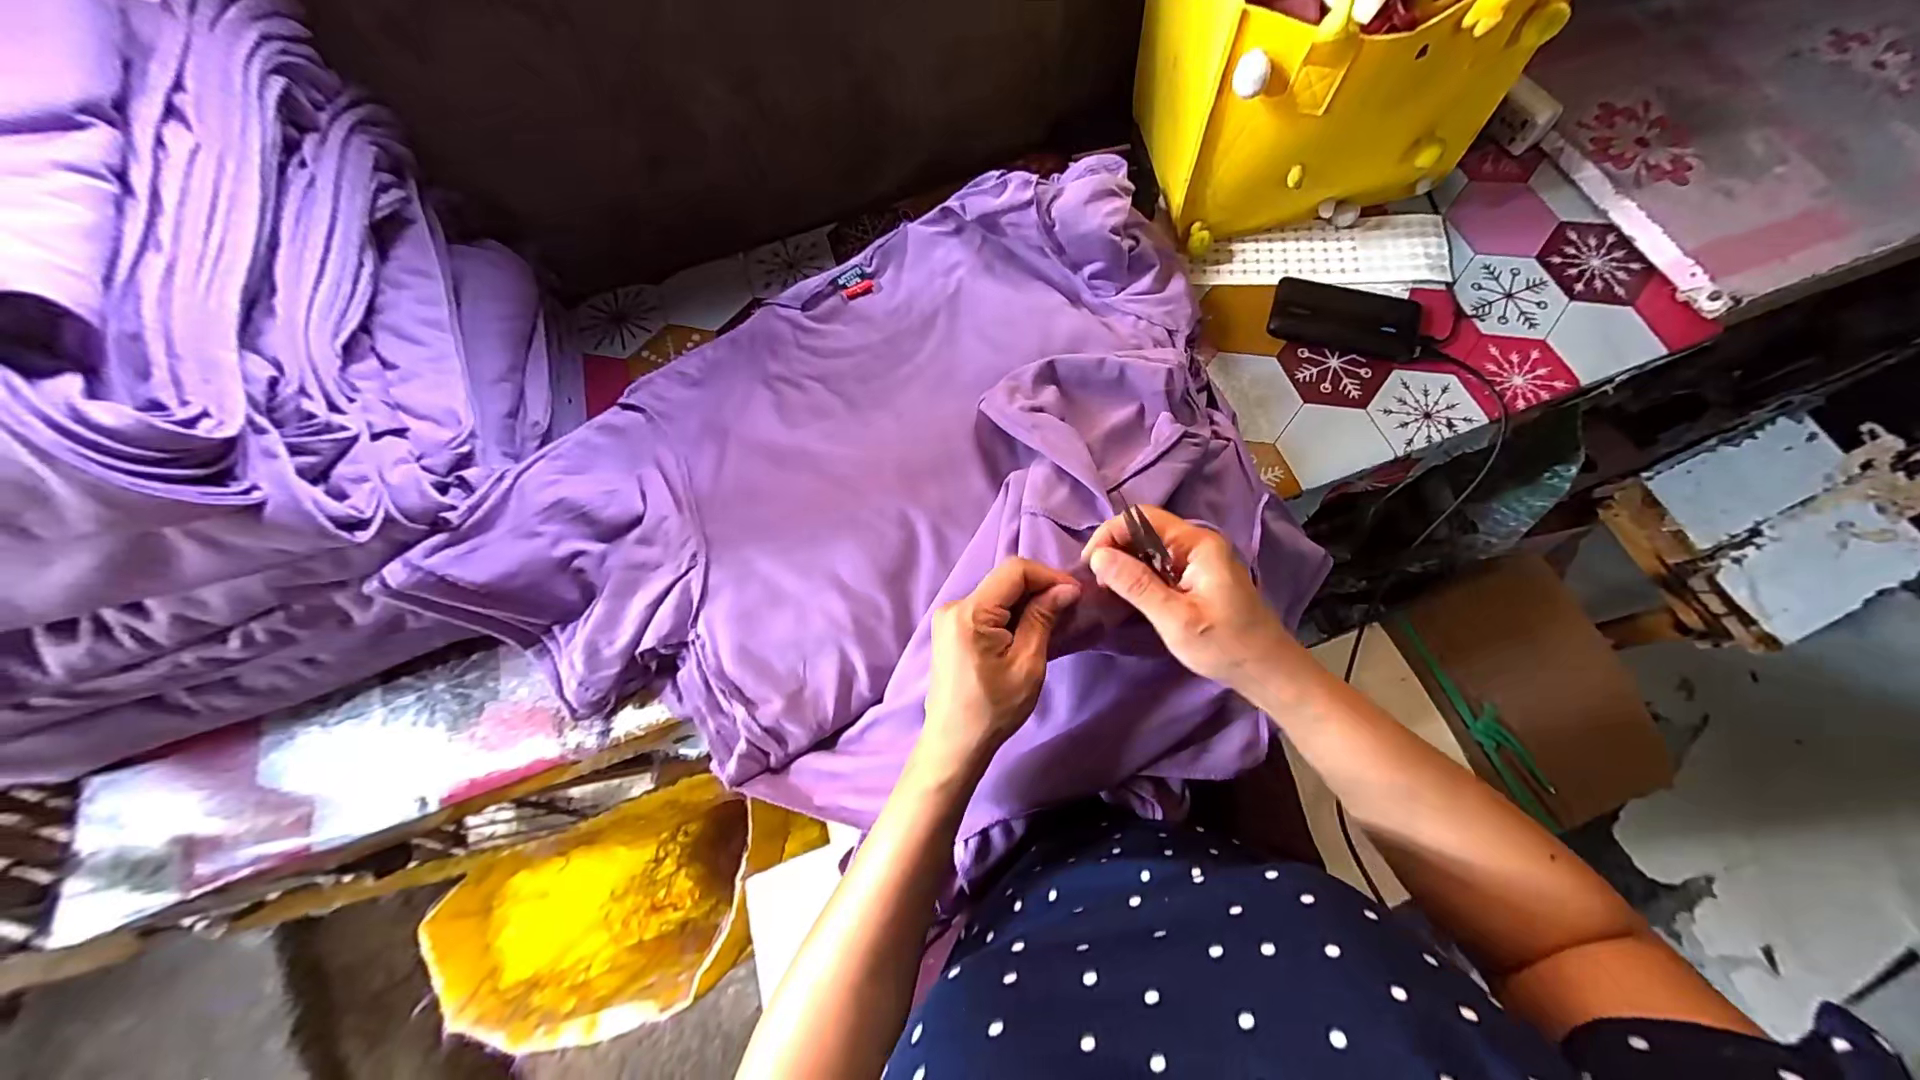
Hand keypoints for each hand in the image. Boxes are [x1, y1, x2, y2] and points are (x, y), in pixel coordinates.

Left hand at [922, 557, 1080, 763]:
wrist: (955, 742)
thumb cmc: (993, 709)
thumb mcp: (1027, 663)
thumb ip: (1043, 618)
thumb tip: (1067, 588)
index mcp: (970, 613)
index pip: (1014, 571)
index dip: (1049, 575)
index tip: (1075, 594)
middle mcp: (954, 606)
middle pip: (1004, 580)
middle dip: (1040, 587)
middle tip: (1069, 607)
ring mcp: (950, 617)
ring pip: (997, 593)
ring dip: (1027, 600)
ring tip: (1054, 619)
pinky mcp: (952, 629)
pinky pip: (987, 608)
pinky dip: (1011, 612)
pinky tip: (1030, 628)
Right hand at [1082, 504, 1292, 685]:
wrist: (1268, 671)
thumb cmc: (1226, 647)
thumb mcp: (1175, 619)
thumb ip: (1136, 585)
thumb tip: (1098, 556)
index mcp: (1198, 545)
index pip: (1142, 517)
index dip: (1110, 533)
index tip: (1090, 564)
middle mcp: (1198, 543)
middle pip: (1144, 528)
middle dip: (1114, 548)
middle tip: (1097, 581)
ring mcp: (1198, 559)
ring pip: (1149, 546)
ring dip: (1125, 562)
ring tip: (1107, 589)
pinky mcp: (1196, 576)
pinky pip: (1159, 563)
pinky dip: (1138, 573)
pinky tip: (1128, 593)